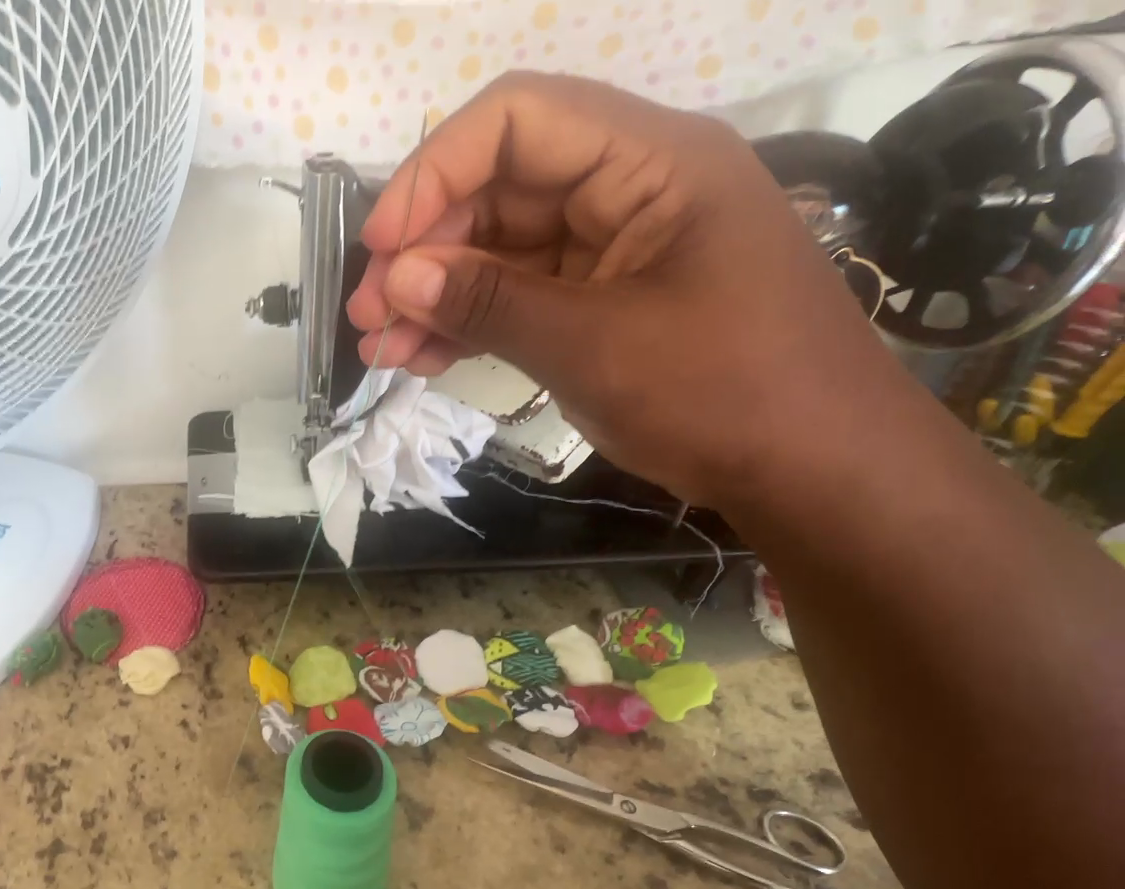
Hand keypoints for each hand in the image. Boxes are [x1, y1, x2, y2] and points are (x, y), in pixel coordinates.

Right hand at [345, 72, 935, 508]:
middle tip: (367, 315)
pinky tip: (424, 359)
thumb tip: (394, 276)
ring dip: (434, 292)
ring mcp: (614, 246)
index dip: (435, 171)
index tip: (380, 245)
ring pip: (498, 245)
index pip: (518, 120)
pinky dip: (468, 321)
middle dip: (423, 247)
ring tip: (382, 348)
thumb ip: (489, 302)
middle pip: (497, 185)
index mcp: (651, 162)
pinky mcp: (602, 298)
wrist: (817, 472)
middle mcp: (629, 187)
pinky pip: (519, 292)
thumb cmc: (727, 394)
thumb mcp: (594, 346)